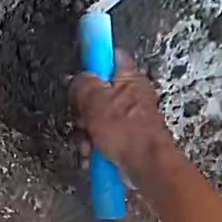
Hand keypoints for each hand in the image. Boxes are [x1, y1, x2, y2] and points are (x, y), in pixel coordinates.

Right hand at [70, 50, 178, 177]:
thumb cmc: (128, 132)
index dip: (93, 60)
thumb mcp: (95, 100)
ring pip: (97, 119)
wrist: (144, 165)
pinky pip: (103, 138)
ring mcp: (130, 120)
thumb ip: (83, 84)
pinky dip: (94, 147)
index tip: (81, 67)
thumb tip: (76, 80)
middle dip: (83, 109)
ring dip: (85, 132)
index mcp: (129, 78)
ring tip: (88, 143)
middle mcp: (132, 97)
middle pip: (98, 93)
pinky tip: (92, 155)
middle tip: (82, 117)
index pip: (111, 56)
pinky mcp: (126, 140)